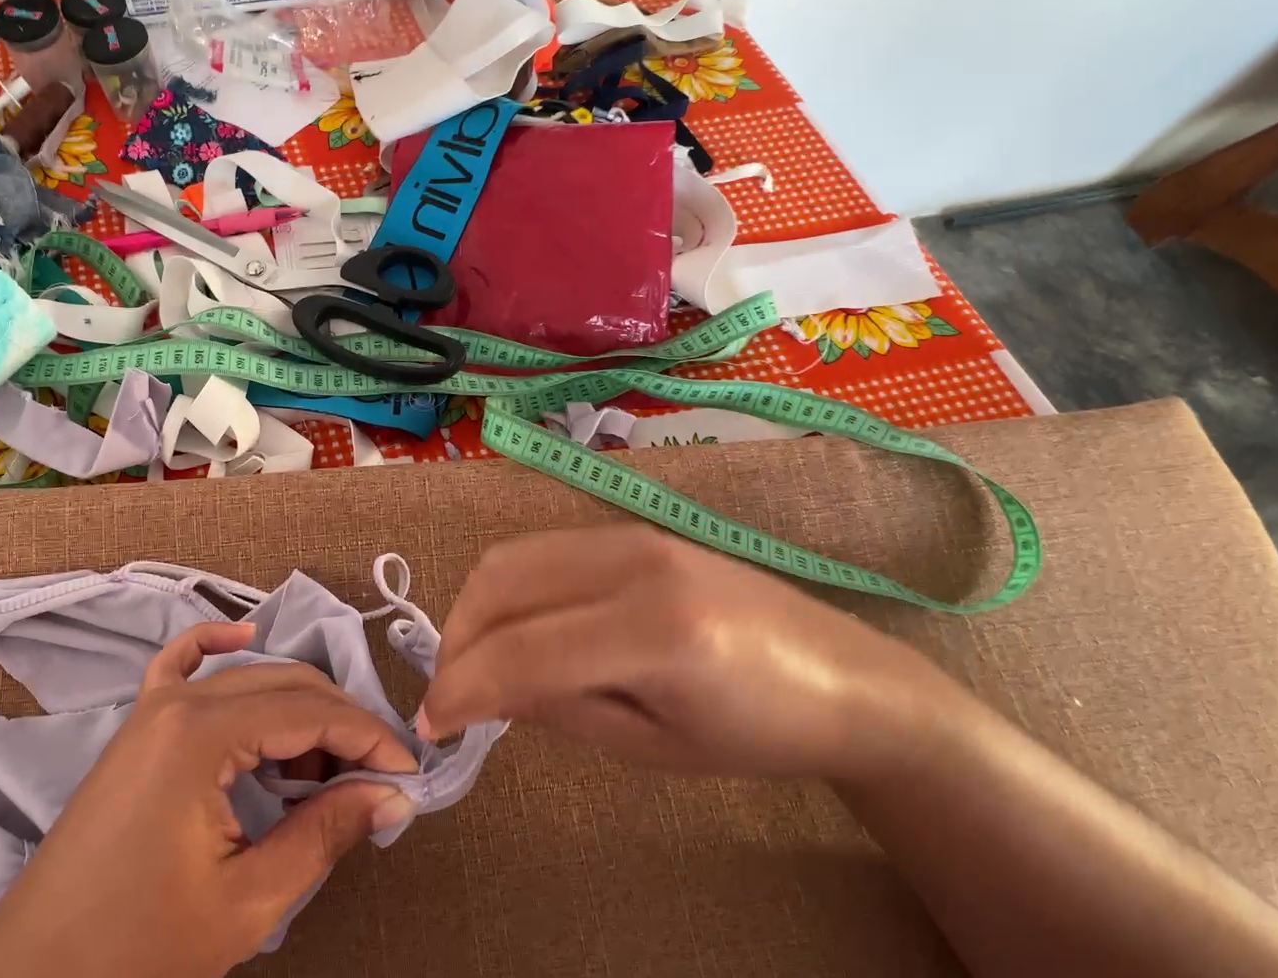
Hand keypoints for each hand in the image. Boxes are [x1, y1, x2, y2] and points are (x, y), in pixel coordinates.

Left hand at [0, 622, 417, 977]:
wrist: (38, 971)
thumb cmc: (141, 942)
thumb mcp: (247, 898)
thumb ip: (325, 834)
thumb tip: (391, 796)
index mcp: (202, 733)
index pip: (310, 712)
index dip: (369, 739)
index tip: (409, 774)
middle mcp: (177, 701)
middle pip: (284, 685)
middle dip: (341, 724)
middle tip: (379, 777)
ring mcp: (151, 708)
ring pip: (246, 680)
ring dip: (297, 710)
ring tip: (327, 770)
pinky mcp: (136, 728)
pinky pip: (179, 665)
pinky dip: (215, 645)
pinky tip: (243, 636)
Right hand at [419, 525, 951, 781]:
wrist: (847, 679)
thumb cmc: (759, 736)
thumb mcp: (652, 746)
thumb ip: (558, 707)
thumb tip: (484, 690)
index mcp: (657, 633)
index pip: (523, 652)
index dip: (462, 688)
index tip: (430, 724)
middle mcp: (637, 565)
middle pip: (503, 585)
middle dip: (457, 641)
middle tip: (449, 695)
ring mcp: (635, 536)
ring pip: (513, 558)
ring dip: (475, 609)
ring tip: (474, 663)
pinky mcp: (635, 530)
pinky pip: (544, 551)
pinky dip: (510, 589)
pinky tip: (515, 629)